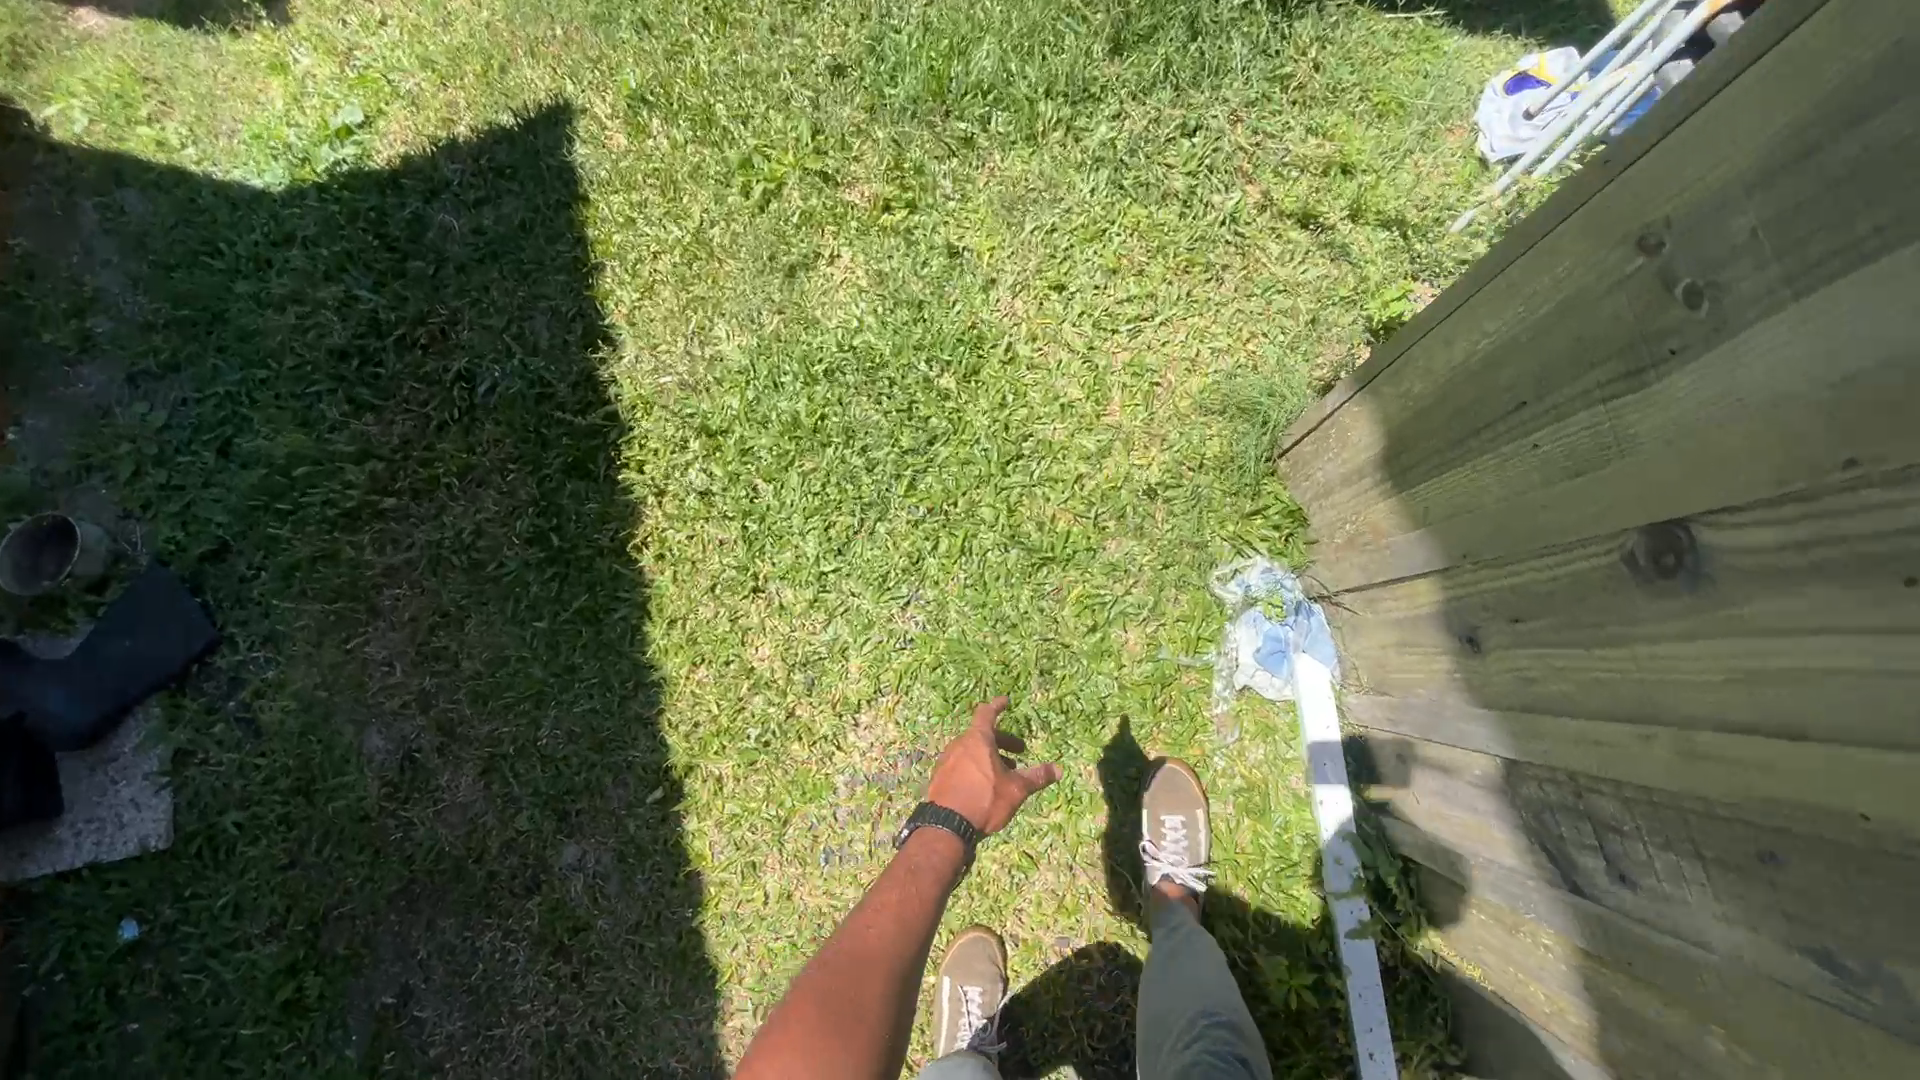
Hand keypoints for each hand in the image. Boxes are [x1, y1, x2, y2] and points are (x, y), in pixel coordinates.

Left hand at [926, 696, 1061, 833]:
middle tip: (1019, 752)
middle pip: (982, 734)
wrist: (946, 825)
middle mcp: (959, 745)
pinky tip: (985, 785)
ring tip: (1005, 773)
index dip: (997, 706)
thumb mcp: (1015, 789)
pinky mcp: (940, 777)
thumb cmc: (984, 799)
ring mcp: (947, 760)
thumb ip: (1036, 777)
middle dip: (1002, 741)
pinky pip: (961, 764)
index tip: (1006, 701)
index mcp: (977, 739)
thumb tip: (1059, 769)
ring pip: (972, 750)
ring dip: (990, 756)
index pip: (987, 713)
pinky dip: (976, 766)